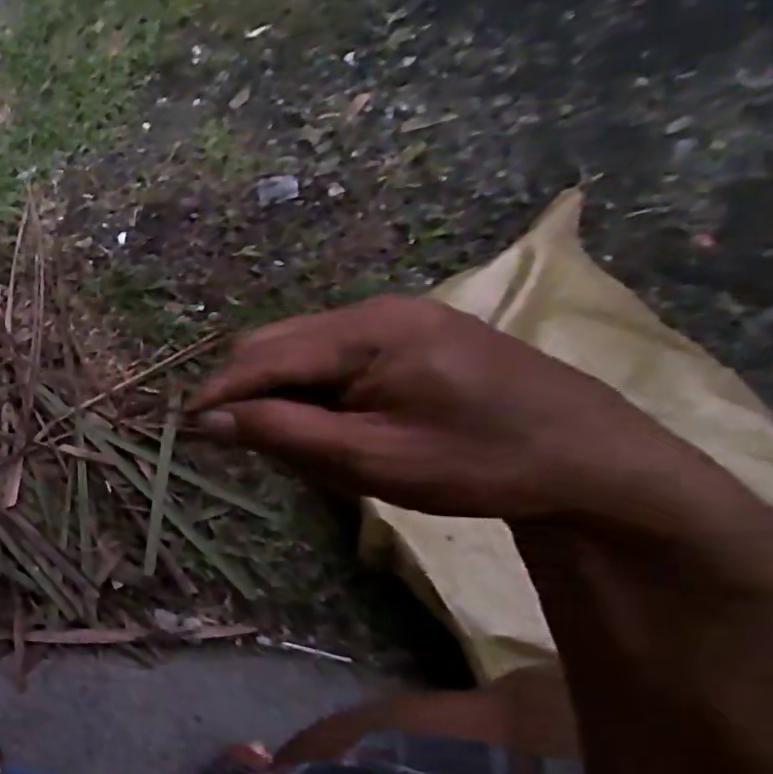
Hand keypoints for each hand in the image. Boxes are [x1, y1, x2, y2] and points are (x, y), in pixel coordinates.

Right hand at [185, 296, 710, 520]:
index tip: (179, 428)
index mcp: (368, 331)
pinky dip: (305, 386)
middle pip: (273, 342)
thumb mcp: (368, 459)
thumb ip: (282, 433)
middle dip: (242, 390)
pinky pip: (327, 353)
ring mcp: (394, 317)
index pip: (262, 356)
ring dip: (273, 390)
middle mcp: (375, 310)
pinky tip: (322, 421)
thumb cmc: (479, 463)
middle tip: (236, 442)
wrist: (593, 461)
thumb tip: (207, 420)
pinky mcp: (407, 334)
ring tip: (283, 438)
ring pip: (296, 347)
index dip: (215, 391)